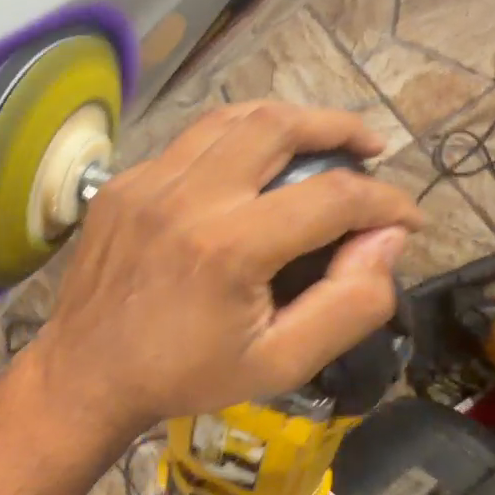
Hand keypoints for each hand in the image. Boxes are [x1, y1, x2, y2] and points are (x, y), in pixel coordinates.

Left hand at [32, 101, 419, 441]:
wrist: (86, 369)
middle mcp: (183, 198)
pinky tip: (243, 169)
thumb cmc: (184, 373)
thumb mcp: (282, 362)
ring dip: (277, 120)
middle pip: (271, 124)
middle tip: (368, 145)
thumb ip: (351, 302)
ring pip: (220, 120)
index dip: (386, 201)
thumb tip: (388, 238)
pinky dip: (224, 143)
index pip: (331, 195)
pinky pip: (181, 146)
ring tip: (314, 140)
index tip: (408, 219)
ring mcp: (141, 184)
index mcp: (228, 245)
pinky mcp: (116, 185)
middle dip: (334, 125)